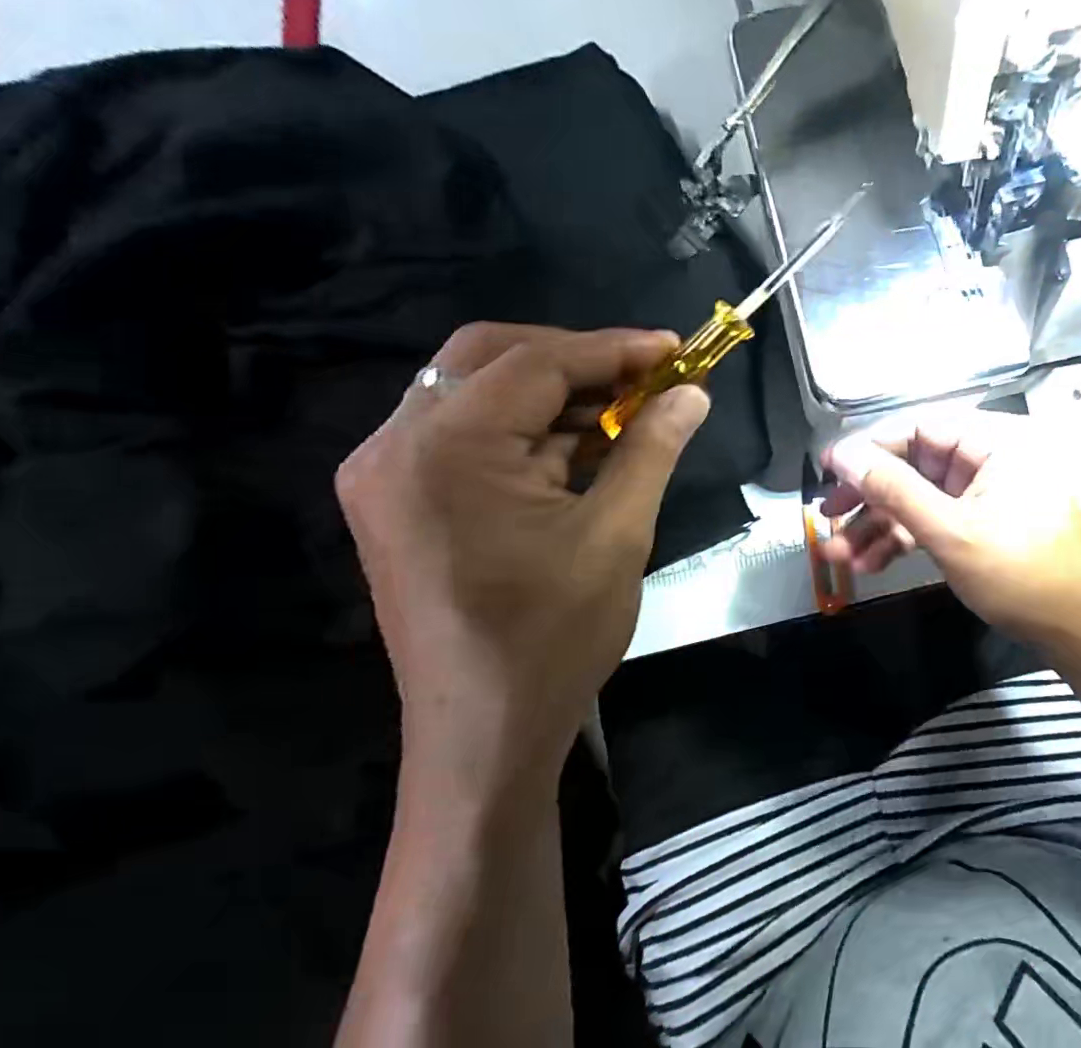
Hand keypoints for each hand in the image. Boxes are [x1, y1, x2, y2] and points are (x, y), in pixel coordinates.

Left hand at [336, 323, 707, 793]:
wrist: (485, 731)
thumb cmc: (555, 636)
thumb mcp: (617, 535)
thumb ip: (652, 449)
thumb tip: (694, 393)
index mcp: (446, 450)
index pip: (536, 363)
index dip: (615, 348)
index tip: (678, 348)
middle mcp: (395, 446)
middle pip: (489, 359)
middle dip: (577, 358)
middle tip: (648, 375)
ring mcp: (386, 475)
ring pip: (475, 394)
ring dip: (554, 394)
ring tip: (628, 412)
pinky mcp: (398, 502)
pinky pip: (465, 437)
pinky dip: (527, 431)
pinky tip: (581, 447)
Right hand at [819, 413, 1080, 655]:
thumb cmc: (1021, 576)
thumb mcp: (950, 531)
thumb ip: (893, 489)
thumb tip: (843, 453)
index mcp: (997, 442)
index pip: (920, 429)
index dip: (870, 449)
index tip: (827, 473)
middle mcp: (995, 460)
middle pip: (917, 466)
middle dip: (870, 498)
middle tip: (826, 519)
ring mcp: (992, 495)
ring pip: (924, 499)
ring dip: (881, 526)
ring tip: (840, 557)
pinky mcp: (989, 526)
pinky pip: (940, 522)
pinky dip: (908, 540)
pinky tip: (873, 564)